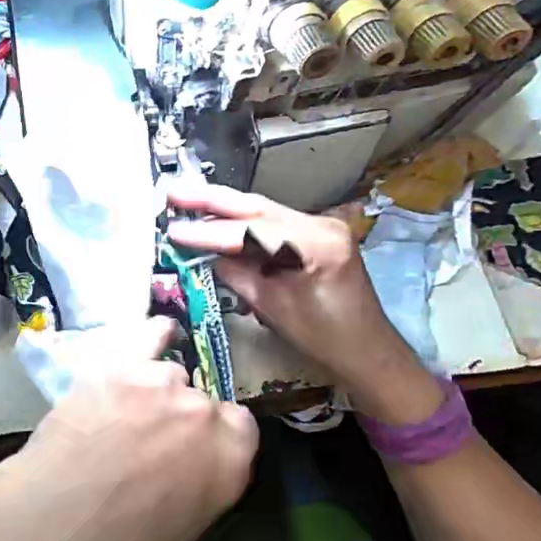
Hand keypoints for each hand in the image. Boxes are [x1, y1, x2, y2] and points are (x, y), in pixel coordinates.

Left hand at [0, 318, 257, 540]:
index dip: (213, 439)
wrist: (48, 532)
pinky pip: (146, 338)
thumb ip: (199, 482)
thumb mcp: (180, 528)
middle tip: (145, 445)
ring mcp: (161, 385)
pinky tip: (158, 332)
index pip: (239, 428)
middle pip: (200, 401)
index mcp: (230, 462)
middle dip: (179, 420)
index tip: (192, 451)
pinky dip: (151, 336)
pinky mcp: (117, 368)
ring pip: (166, 377)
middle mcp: (203, 414)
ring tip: (116, 420)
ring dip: (150, 395)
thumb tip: (190, 463)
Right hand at [164, 183, 442, 424]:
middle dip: (211, 199)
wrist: (368, 349)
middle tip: (173, 192)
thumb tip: (204, 254)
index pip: (252, 230)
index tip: (174, 230)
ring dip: (223, 208)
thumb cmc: (324, 338)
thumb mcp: (273, 307)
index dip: (210, 231)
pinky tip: (214, 220)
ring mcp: (321, 224)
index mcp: (317, 244)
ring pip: (262, 210)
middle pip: (256, 206)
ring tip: (184, 201)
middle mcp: (321, 224)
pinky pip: (272, 222)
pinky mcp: (317, 232)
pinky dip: (241, 222)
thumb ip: (237, 274)